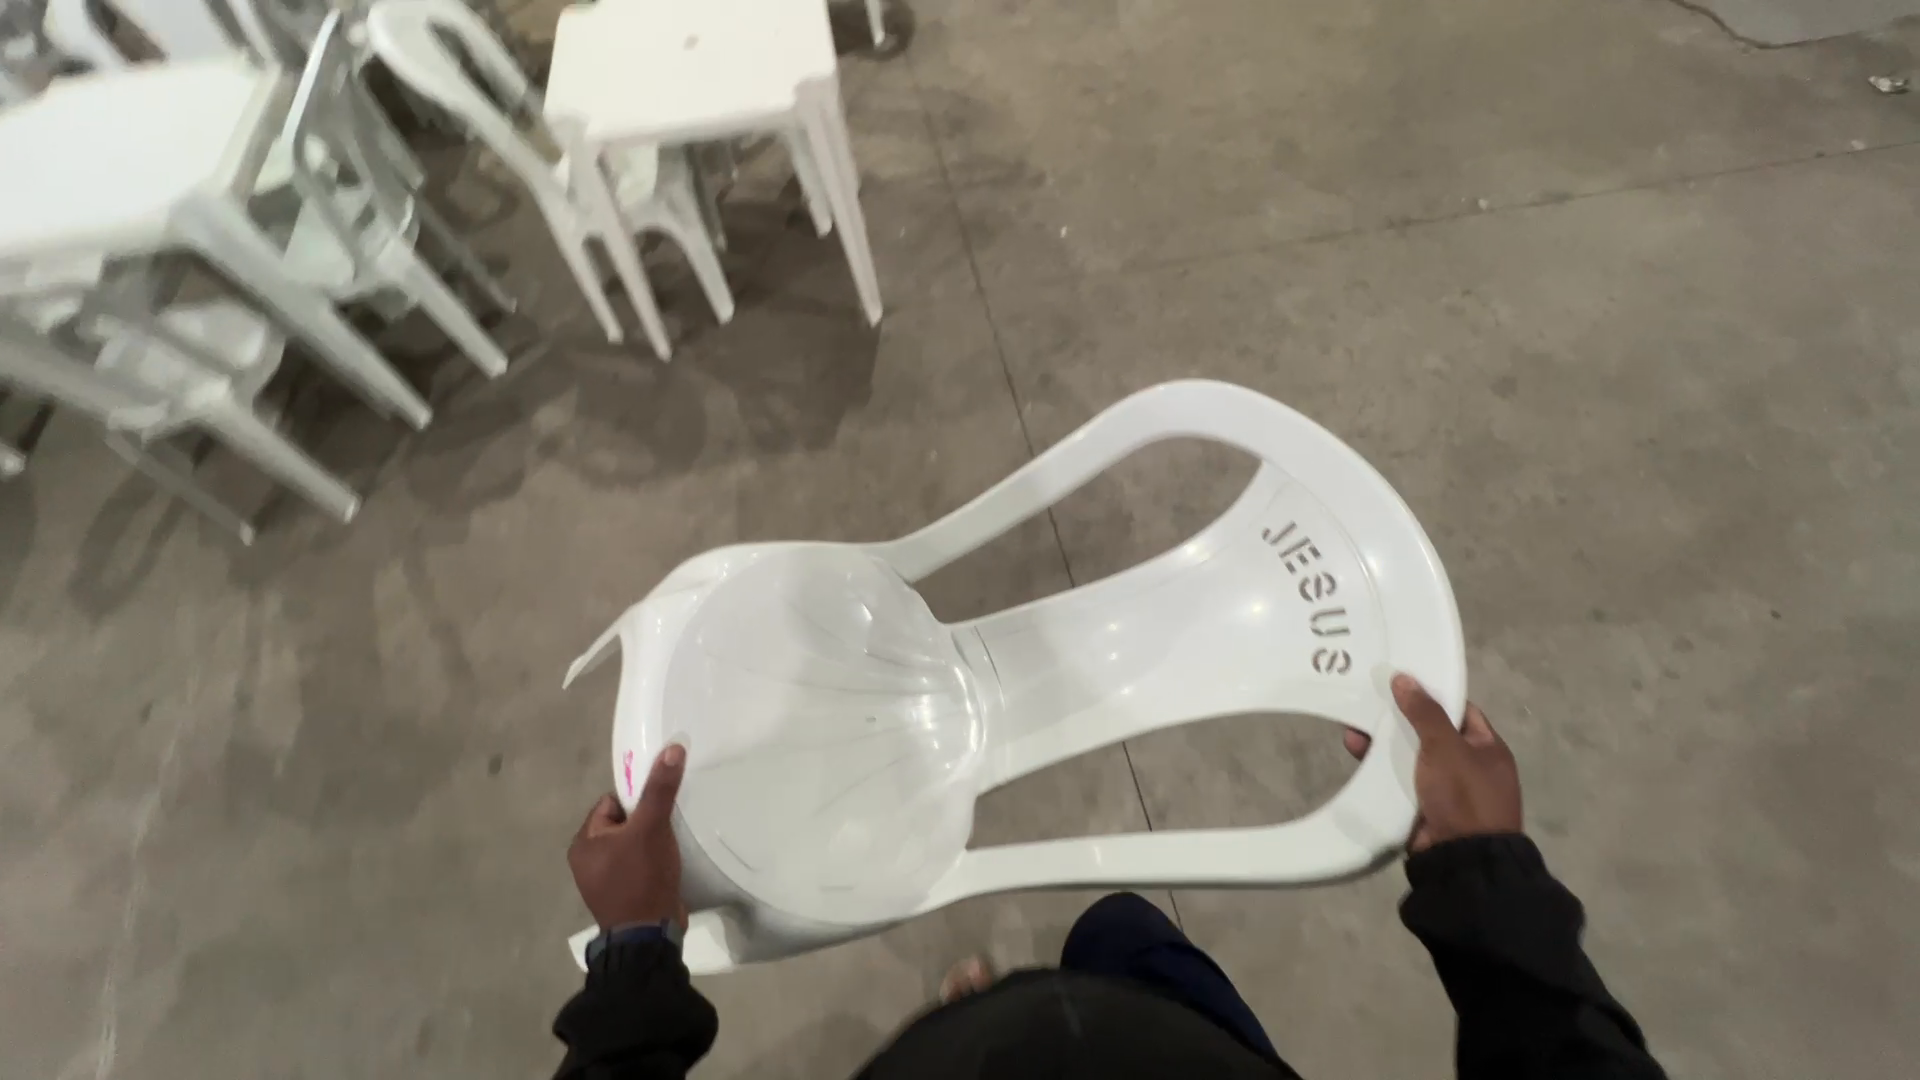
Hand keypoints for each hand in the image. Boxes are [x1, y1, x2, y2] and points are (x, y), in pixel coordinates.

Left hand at [568, 744, 688, 928]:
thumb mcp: (651, 827)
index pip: (613, 802)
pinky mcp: (625, 893)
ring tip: (673, 841)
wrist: (648, 934)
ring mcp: (606, 879)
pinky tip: (671, 860)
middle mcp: (588, 860)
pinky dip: (655, 858)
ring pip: (635, 843)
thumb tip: (673, 749)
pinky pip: (640, 863)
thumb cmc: (640, 876)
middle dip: (649, 819)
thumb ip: (660, 789)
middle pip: (626, 821)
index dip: (638, 798)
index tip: (660, 805)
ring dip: (654, 839)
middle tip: (669, 823)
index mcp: (584, 843)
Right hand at [1343, 674, 1522, 852]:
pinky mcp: (1420, 801)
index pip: (1459, 709)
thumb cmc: (1464, 796)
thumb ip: (1425, 713)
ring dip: (1381, 740)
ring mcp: (1443, 785)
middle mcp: (1467, 764)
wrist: (1461, 858)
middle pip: (1428, 730)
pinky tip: (1355, 750)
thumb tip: (1404, 678)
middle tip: (1367, 700)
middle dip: (1396, 717)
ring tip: (1352, 726)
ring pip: (1408, 752)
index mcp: (1487, 748)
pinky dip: (1377, 763)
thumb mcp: (1446, 748)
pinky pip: (1397, 774)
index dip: (1431, 694)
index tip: (1400, 681)